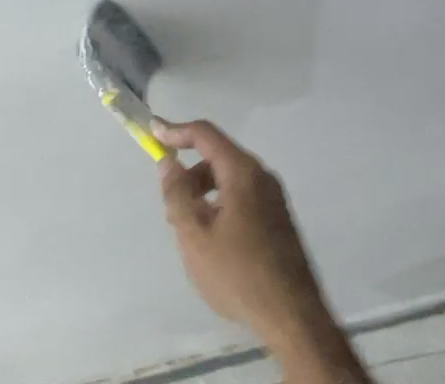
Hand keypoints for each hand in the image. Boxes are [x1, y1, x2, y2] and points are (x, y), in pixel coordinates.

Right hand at [153, 119, 328, 336]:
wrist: (291, 313)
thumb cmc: (238, 272)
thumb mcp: (195, 235)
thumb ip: (178, 195)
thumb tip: (168, 163)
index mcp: (243, 172)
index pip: (206, 135)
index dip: (177, 131)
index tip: (153, 131)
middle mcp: (262, 176)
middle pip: (217, 158)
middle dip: (190, 175)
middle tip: (171, 211)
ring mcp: (273, 197)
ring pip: (229, 181)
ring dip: (204, 195)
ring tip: (190, 234)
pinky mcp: (277, 218)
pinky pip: (242, 198)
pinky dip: (220, 207)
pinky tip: (213, 243)